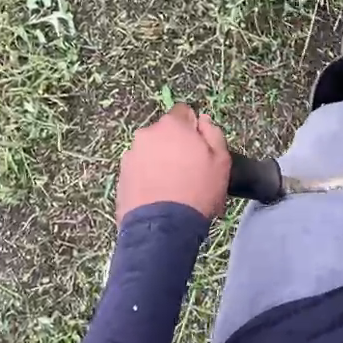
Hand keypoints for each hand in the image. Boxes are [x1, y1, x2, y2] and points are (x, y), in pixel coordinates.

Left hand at [114, 105, 230, 223]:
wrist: (163, 230)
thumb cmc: (198, 191)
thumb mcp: (221, 161)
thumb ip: (213, 133)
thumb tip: (203, 120)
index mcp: (172, 125)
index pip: (183, 112)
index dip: (193, 128)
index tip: (199, 147)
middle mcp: (147, 134)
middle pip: (164, 133)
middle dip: (174, 144)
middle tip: (187, 169)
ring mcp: (130, 156)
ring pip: (150, 151)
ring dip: (159, 161)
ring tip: (171, 187)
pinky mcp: (121, 178)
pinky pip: (139, 170)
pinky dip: (147, 177)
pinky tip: (158, 196)